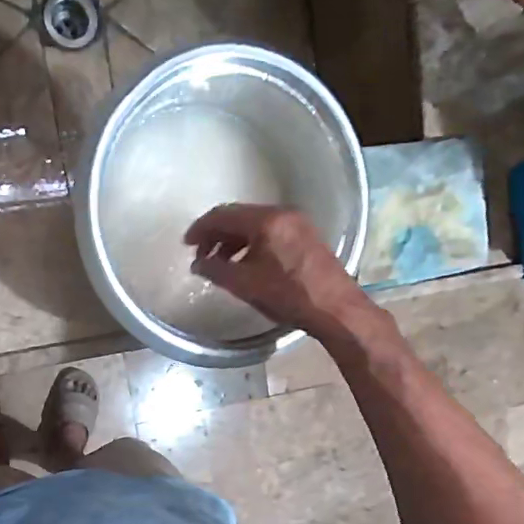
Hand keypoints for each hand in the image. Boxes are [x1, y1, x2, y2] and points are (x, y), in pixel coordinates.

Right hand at [185, 204, 376, 335]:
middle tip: (201, 254)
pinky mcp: (306, 236)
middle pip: (239, 216)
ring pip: (254, 223)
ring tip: (220, 262)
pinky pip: (270, 231)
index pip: (223, 215)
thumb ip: (215, 270)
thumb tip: (198, 264)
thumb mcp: (243, 284)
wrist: (336, 309)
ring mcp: (297, 223)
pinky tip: (244, 262)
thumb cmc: (288, 295)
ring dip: (233, 239)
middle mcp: (282, 214)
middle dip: (216, 233)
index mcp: (266, 220)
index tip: (187, 244)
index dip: (200, 229)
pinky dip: (251, 242)